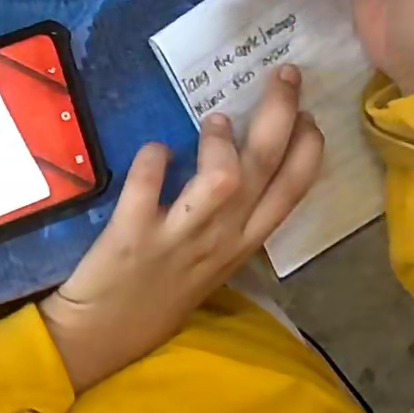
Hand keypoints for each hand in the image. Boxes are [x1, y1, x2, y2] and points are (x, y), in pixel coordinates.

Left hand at [39, 67, 322, 392]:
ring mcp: (176, 240)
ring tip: (214, 120)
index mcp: (240, 246)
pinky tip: (154, 150)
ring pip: (221, 181)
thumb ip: (226, 224)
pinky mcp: (131, 238)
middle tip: (284, 74)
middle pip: (265, 171)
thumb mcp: (209, 267)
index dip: (309, 149)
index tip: (310, 114)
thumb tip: (236, 169)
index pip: (292, 192)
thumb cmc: (157, 297)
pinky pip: (147, 189)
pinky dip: (152, 162)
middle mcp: (218, 241)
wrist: (104, 338)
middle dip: (281, 117)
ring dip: (222, 144)